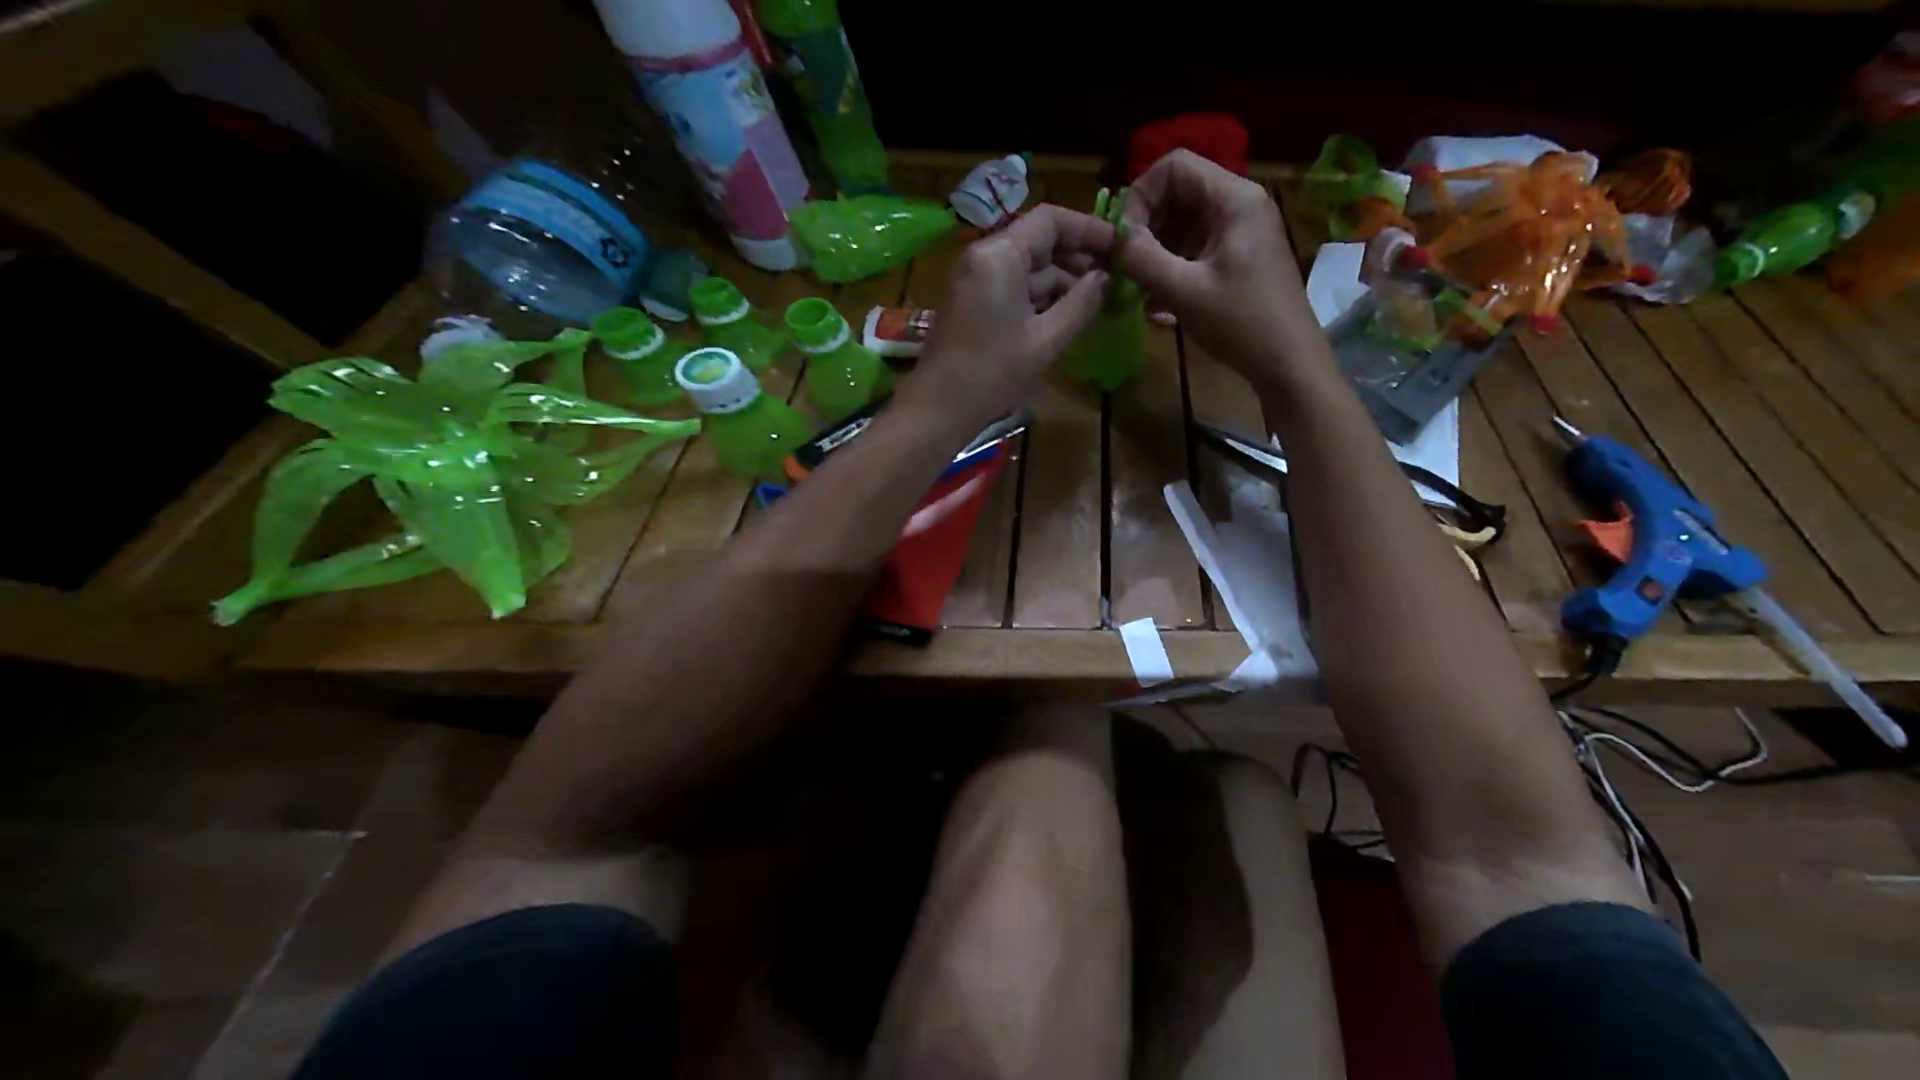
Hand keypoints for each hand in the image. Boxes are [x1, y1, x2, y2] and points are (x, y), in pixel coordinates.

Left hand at [901, 205, 1112, 431]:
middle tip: (1115, 278)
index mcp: (1000, 255)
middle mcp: (984, 257)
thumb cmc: (994, 373)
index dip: (1089, 229)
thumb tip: (1106, 279)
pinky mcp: (973, 302)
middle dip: (1077, 258)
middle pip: (1039, 241)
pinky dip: (1040, 296)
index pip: (1051, 220)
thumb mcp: (1047, 339)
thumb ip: (1082, 303)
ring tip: (1098, 302)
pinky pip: (1013, 287)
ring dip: (1061, 281)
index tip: (1119, 248)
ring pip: (1028, 267)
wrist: (939, 408)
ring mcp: (975, 280)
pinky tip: (1067, 315)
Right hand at [1118, 150, 1329, 389]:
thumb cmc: (1240, 323)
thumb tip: (1114, 238)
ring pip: (1182, 222)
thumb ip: (1143, 258)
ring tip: (1137, 287)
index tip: (1124, 238)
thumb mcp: (1184, 291)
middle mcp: (1239, 204)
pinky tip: (1156, 301)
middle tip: (1125, 264)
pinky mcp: (1237, 256)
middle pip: (1177, 192)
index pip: (1174, 166)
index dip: (1140, 195)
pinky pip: (1194, 246)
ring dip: (1154, 249)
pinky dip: (1171, 265)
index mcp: (1234, 199)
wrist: (1288, 362)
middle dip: (1145, 225)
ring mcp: (1240, 231)